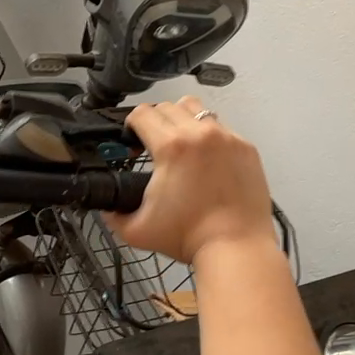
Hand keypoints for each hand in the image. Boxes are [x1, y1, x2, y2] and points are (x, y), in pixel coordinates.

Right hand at [105, 96, 274, 264]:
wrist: (235, 248)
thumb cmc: (187, 237)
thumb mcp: (136, 230)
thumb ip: (113, 213)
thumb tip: (107, 206)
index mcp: (171, 147)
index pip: (142, 114)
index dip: (130, 125)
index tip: (131, 141)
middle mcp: (201, 133)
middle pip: (167, 106)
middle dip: (154, 122)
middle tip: (152, 145)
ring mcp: (228, 138)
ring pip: (197, 109)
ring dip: (181, 119)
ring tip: (180, 144)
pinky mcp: (247, 148)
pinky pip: (221, 127)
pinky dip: (208, 136)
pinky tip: (205, 160)